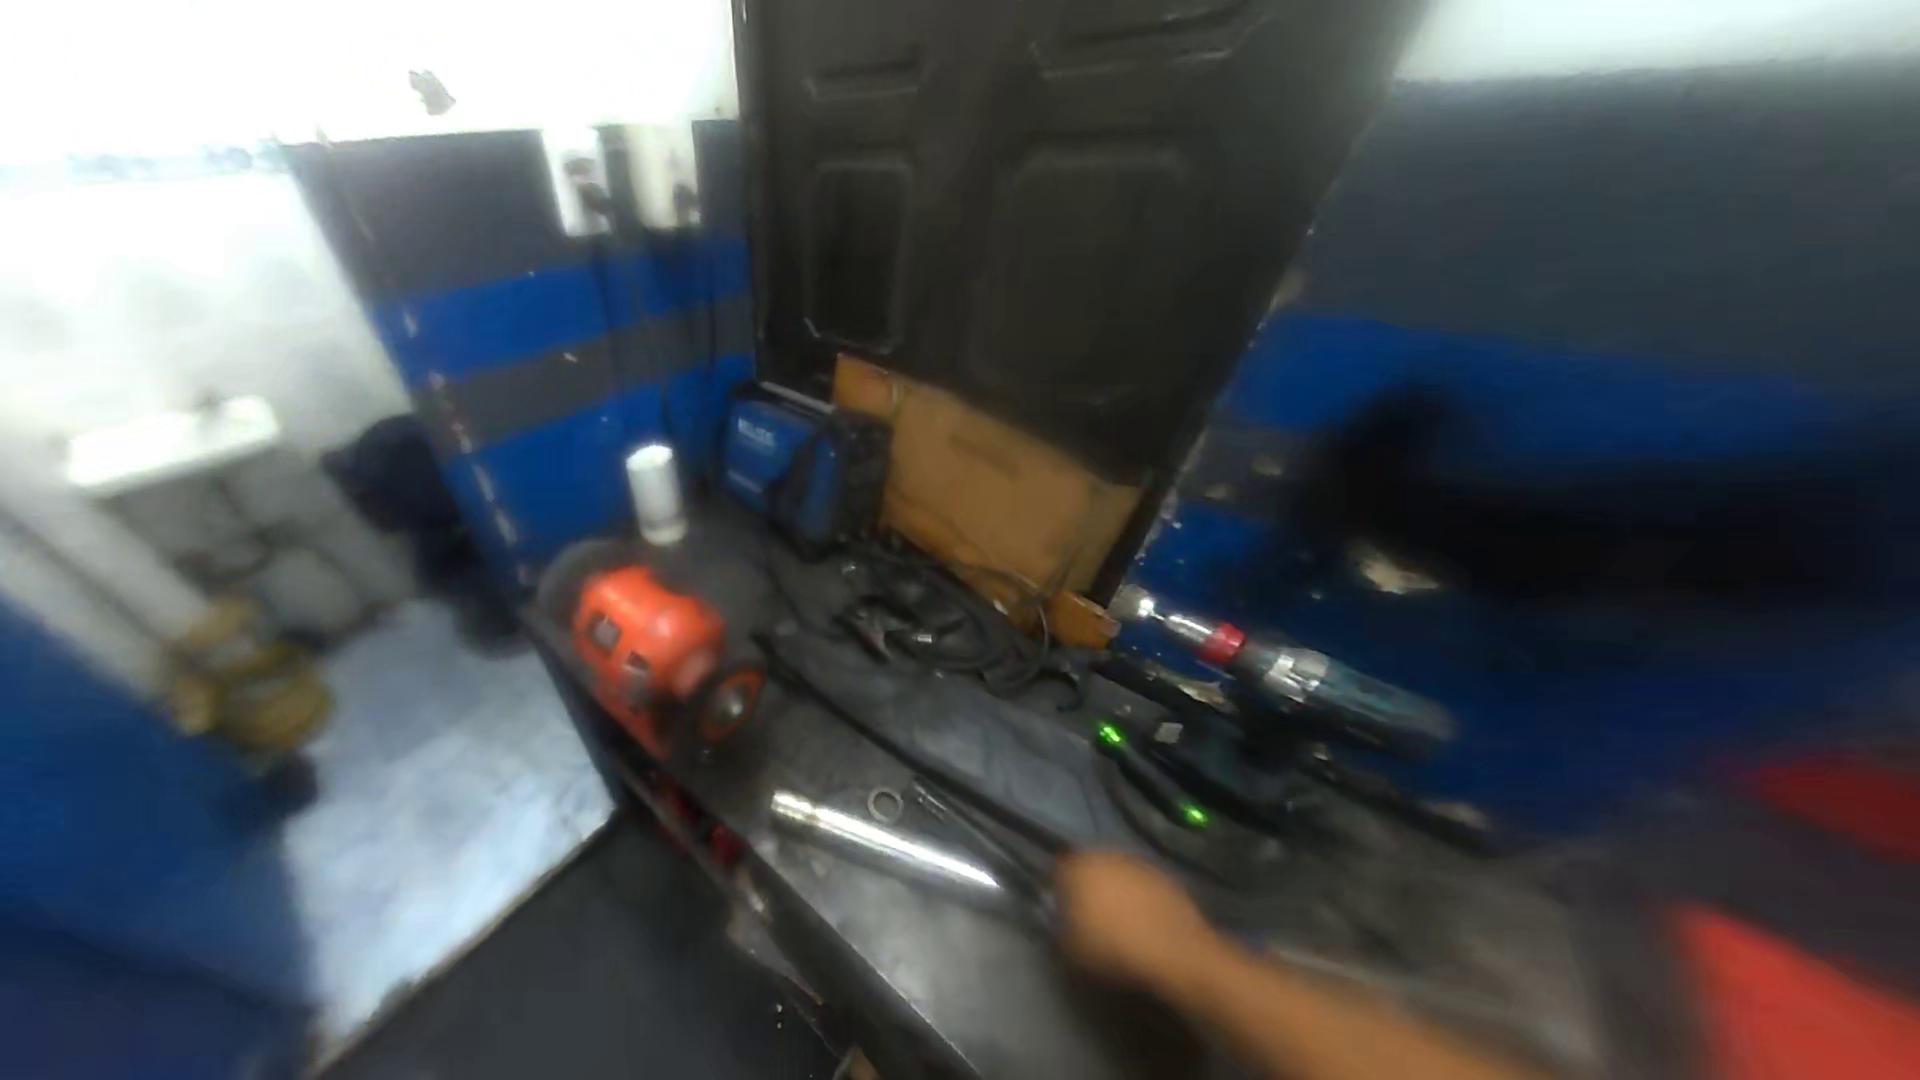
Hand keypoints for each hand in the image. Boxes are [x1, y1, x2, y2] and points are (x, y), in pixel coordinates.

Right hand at [1054, 851, 1221, 995]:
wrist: (1175, 952)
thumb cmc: (1116, 951)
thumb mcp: (1073, 951)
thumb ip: (1058, 928)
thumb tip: (1056, 918)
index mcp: (1077, 868)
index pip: (1058, 868)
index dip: (1058, 887)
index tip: (1061, 906)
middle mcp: (1104, 855)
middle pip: (1086, 864)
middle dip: (1085, 881)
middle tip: (1088, 909)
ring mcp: (1134, 860)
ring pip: (1113, 868)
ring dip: (1112, 884)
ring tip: (1117, 913)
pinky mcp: (1159, 871)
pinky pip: (1138, 878)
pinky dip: (1135, 891)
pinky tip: (1142, 914)